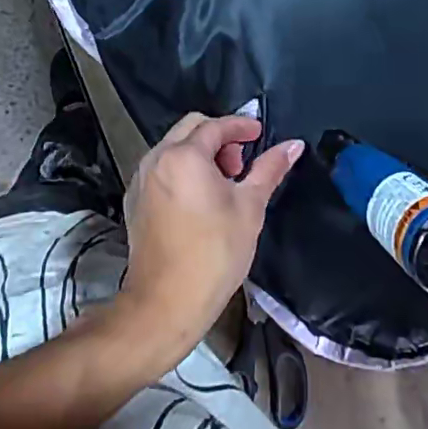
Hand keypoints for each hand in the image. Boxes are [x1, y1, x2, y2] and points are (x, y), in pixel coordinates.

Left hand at [110, 113, 302, 372]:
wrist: (166, 302)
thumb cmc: (214, 254)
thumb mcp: (250, 207)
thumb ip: (269, 169)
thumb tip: (293, 146)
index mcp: (184, 156)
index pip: (215, 126)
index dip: (241, 126)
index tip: (258, 133)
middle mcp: (156, 160)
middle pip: (190, 129)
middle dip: (219, 137)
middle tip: (241, 163)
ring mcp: (141, 180)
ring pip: (173, 148)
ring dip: (200, 153)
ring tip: (223, 183)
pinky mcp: (134, 201)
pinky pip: (161, 169)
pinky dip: (182, 170)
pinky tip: (200, 199)